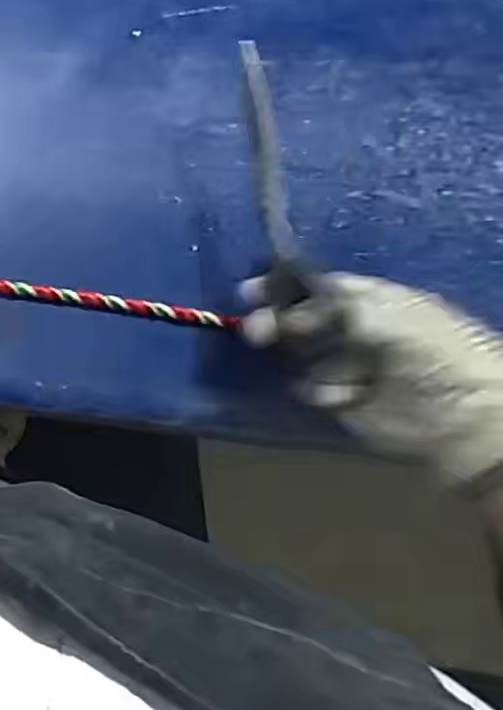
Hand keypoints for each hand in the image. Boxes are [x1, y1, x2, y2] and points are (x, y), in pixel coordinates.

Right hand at [244, 273, 502, 493]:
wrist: (460, 424)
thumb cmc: (434, 363)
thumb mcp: (391, 320)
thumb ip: (338, 302)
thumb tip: (286, 304)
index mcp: (383, 305)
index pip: (324, 285)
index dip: (286, 286)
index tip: (249, 293)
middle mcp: (361, 330)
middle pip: (299, 314)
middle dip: (273, 320)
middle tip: (257, 332)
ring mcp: (346, 362)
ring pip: (294, 348)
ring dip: (288, 354)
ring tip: (297, 369)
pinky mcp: (335, 393)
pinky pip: (301, 382)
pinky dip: (307, 387)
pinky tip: (327, 394)